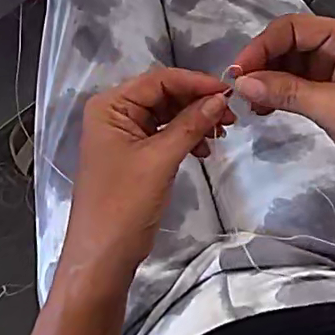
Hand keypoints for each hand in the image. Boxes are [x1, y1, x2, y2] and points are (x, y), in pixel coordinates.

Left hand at [60, 68, 234, 287]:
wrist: (102, 255)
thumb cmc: (124, 203)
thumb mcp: (159, 160)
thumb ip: (190, 125)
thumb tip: (219, 98)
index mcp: (109, 105)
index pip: (157, 80)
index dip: (194, 82)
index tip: (229, 91)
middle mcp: (112, 112)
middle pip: (161, 94)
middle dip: (196, 102)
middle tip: (231, 116)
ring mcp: (121, 133)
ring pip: (165, 114)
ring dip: (193, 120)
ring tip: (221, 134)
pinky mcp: (132, 153)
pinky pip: (162, 134)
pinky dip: (184, 137)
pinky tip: (203, 149)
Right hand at [228, 14, 334, 187]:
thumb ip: (285, 92)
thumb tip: (240, 83)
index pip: (292, 28)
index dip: (260, 47)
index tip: (237, 74)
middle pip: (288, 43)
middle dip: (262, 64)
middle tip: (240, 91)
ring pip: (289, 62)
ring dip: (267, 80)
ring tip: (252, 104)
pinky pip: (298, 81)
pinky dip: (279, 92)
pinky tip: (266, 108)